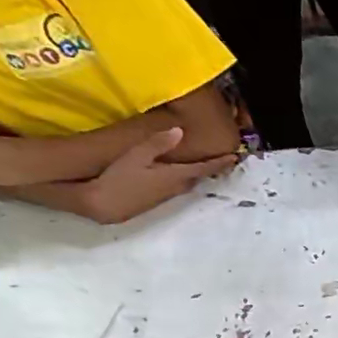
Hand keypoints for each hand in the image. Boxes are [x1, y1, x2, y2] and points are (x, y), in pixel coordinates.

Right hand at [80, 127, 235, 223]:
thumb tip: (180, 131)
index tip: (235, 158)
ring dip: (197, 174)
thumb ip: (158, 144)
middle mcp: (176, 187)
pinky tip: (177, 174)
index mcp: (175, 175)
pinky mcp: (157, 200)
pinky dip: (184, 179)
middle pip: (198, 177)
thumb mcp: (136, 155)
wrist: (102, 205)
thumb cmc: (119, 178)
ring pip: (188, 183)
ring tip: (202, 165)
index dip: (219, 163)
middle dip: (210, 168)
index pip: (203, 168)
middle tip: (220, 160)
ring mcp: (166, 196)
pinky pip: (177, 187)